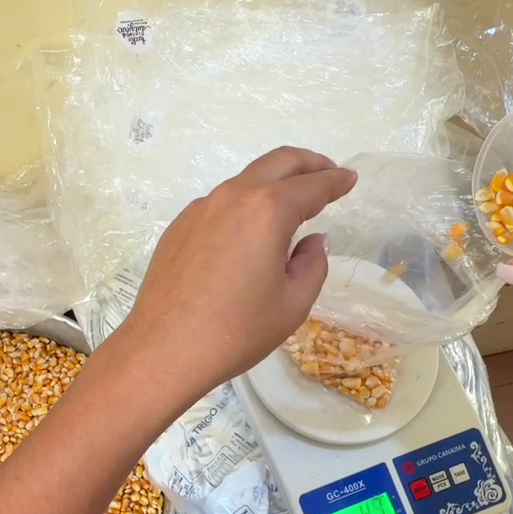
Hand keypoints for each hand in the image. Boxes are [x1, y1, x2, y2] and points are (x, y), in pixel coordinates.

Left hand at [111, 147, 356, 402]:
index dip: (336, 181)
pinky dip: (242, 206)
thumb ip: (312, 264)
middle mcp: (232, 198)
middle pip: (277, 163)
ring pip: (244, 182)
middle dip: (308, 163)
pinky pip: (219, 205)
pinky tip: (247, 233)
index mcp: (267, 211)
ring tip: (289, 206)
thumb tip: (313, 240)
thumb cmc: (235, 332)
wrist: (164, 350)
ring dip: (272, 184)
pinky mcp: (178, 229)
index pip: (312, 186)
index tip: (349, 179)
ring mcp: (199, 210)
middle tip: (327, 173)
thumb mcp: (291, 304)